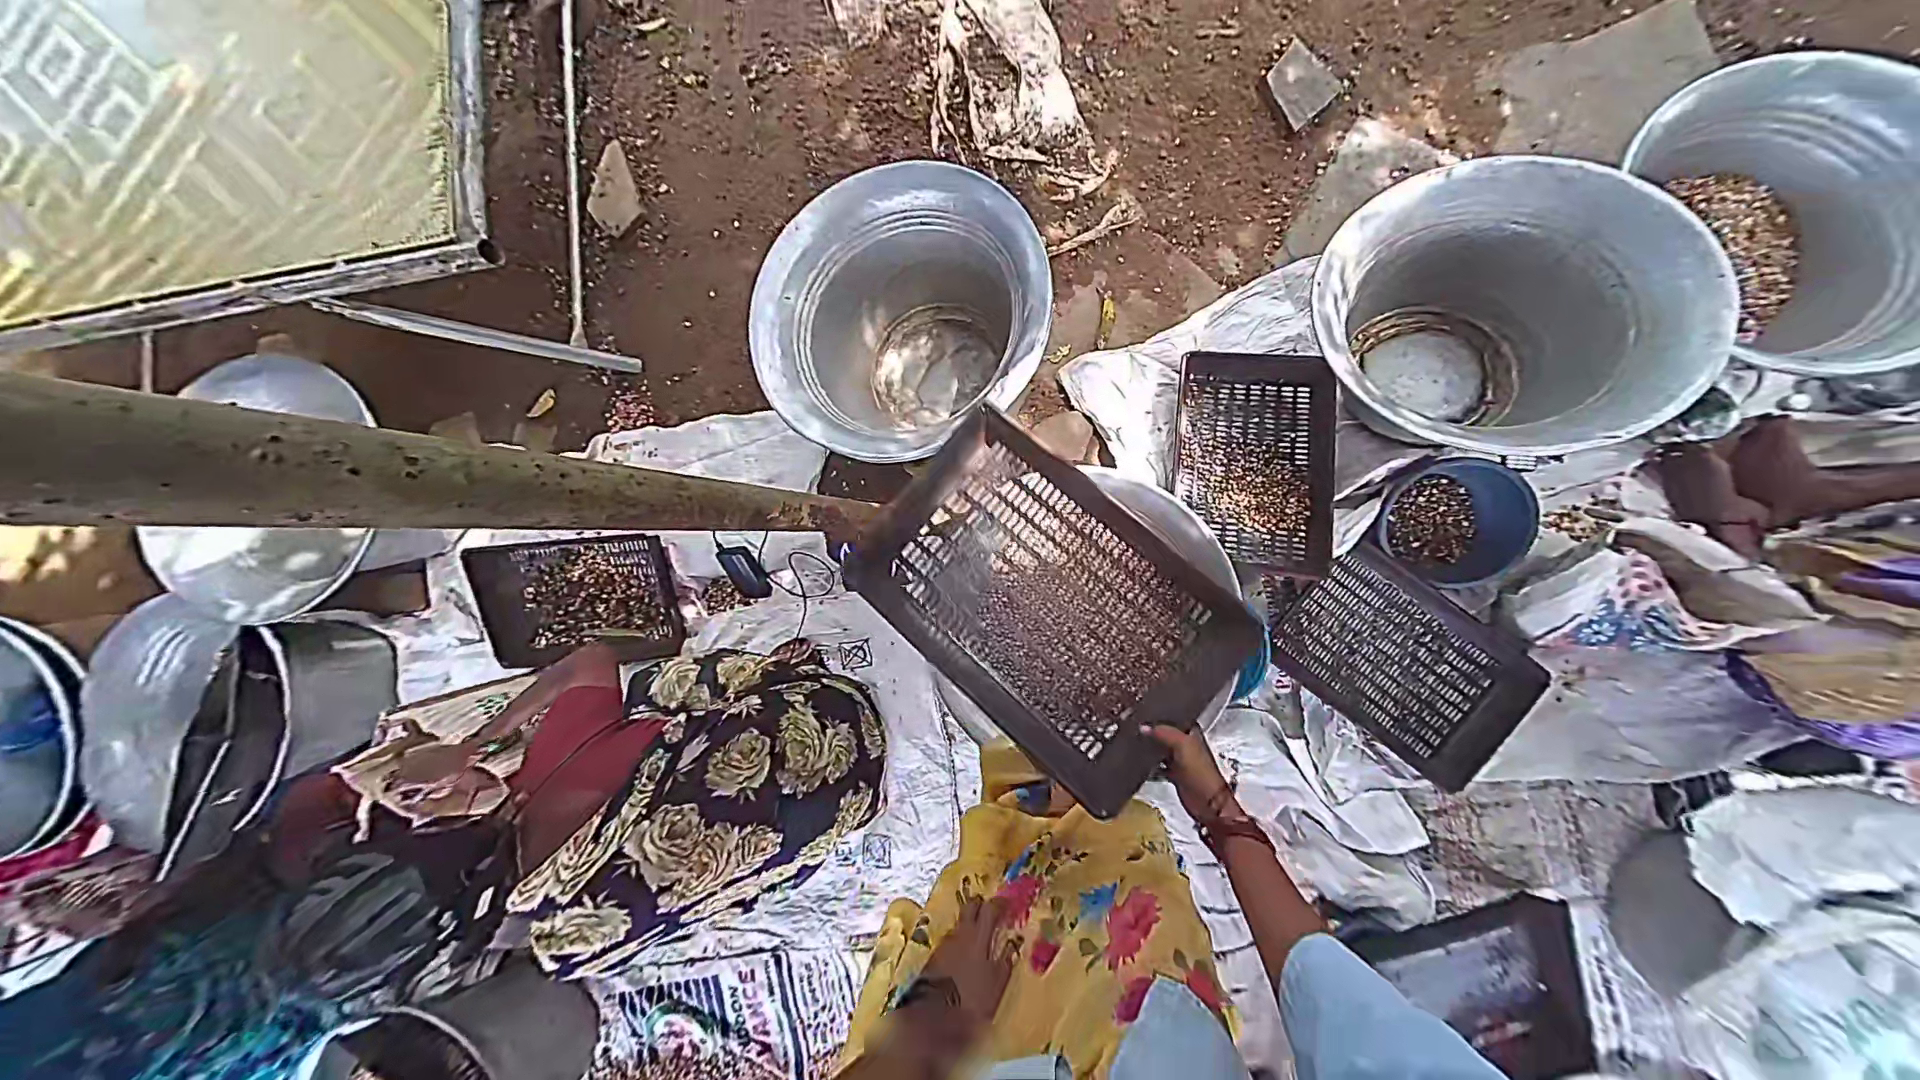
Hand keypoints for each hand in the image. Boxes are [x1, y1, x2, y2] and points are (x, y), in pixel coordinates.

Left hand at [917, 898, 1017, 1026]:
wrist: (934, 1014)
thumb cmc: (971, 999)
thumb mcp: (996, 984)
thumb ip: (1005, 961)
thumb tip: (1012, 946)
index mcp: (978, 936)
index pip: (990, 908)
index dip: (1000, 904)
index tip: (1009, 905)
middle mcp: (961, 933)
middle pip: (971, 907)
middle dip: (982, 905)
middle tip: (992, 912)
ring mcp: (946, 942)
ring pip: (960, 923)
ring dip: (970, 923)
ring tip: (980, 935)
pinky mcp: (935, 954)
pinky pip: (952, 938)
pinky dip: (961, 940)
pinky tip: (965, 953)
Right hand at [1143, 723, 1236, 823]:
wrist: (1207, 803)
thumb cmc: (1202, 774)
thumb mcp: (1182, 745)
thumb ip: (1164, 732)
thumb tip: (1144, 727)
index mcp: (1192, 733)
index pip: (1173, 717)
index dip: (1158, 715)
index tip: (1141, 713)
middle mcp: (1185, 744)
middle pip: (1164, 732)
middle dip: (1151, 731)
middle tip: (1134, 727)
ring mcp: (1179, 759)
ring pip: (1159, 748)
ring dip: (1149, 746)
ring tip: (1134, 742)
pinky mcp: (1173, 774)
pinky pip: (1157, 764)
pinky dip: (1149, 763)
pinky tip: (1140, 762)